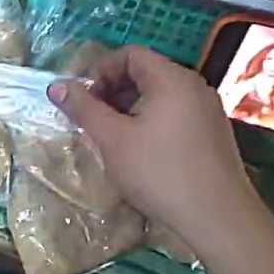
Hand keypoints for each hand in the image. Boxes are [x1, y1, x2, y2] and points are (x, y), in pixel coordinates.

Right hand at [48, 45, 262, 245]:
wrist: (217, 218)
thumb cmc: (159, 172)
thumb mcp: (111, 139)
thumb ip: (83, 108)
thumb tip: (56, 86)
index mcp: (172, 79)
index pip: (130, 54)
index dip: (100, 70)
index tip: (82, 98)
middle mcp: (194, 87)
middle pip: (145, 72)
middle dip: (111, 89)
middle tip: (90, 118)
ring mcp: (207, 110)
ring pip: (158, 94)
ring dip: (127, 107)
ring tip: (109, 136)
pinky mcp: (211, 133)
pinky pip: (173, 112)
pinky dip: (148, 120)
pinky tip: (137, 150)